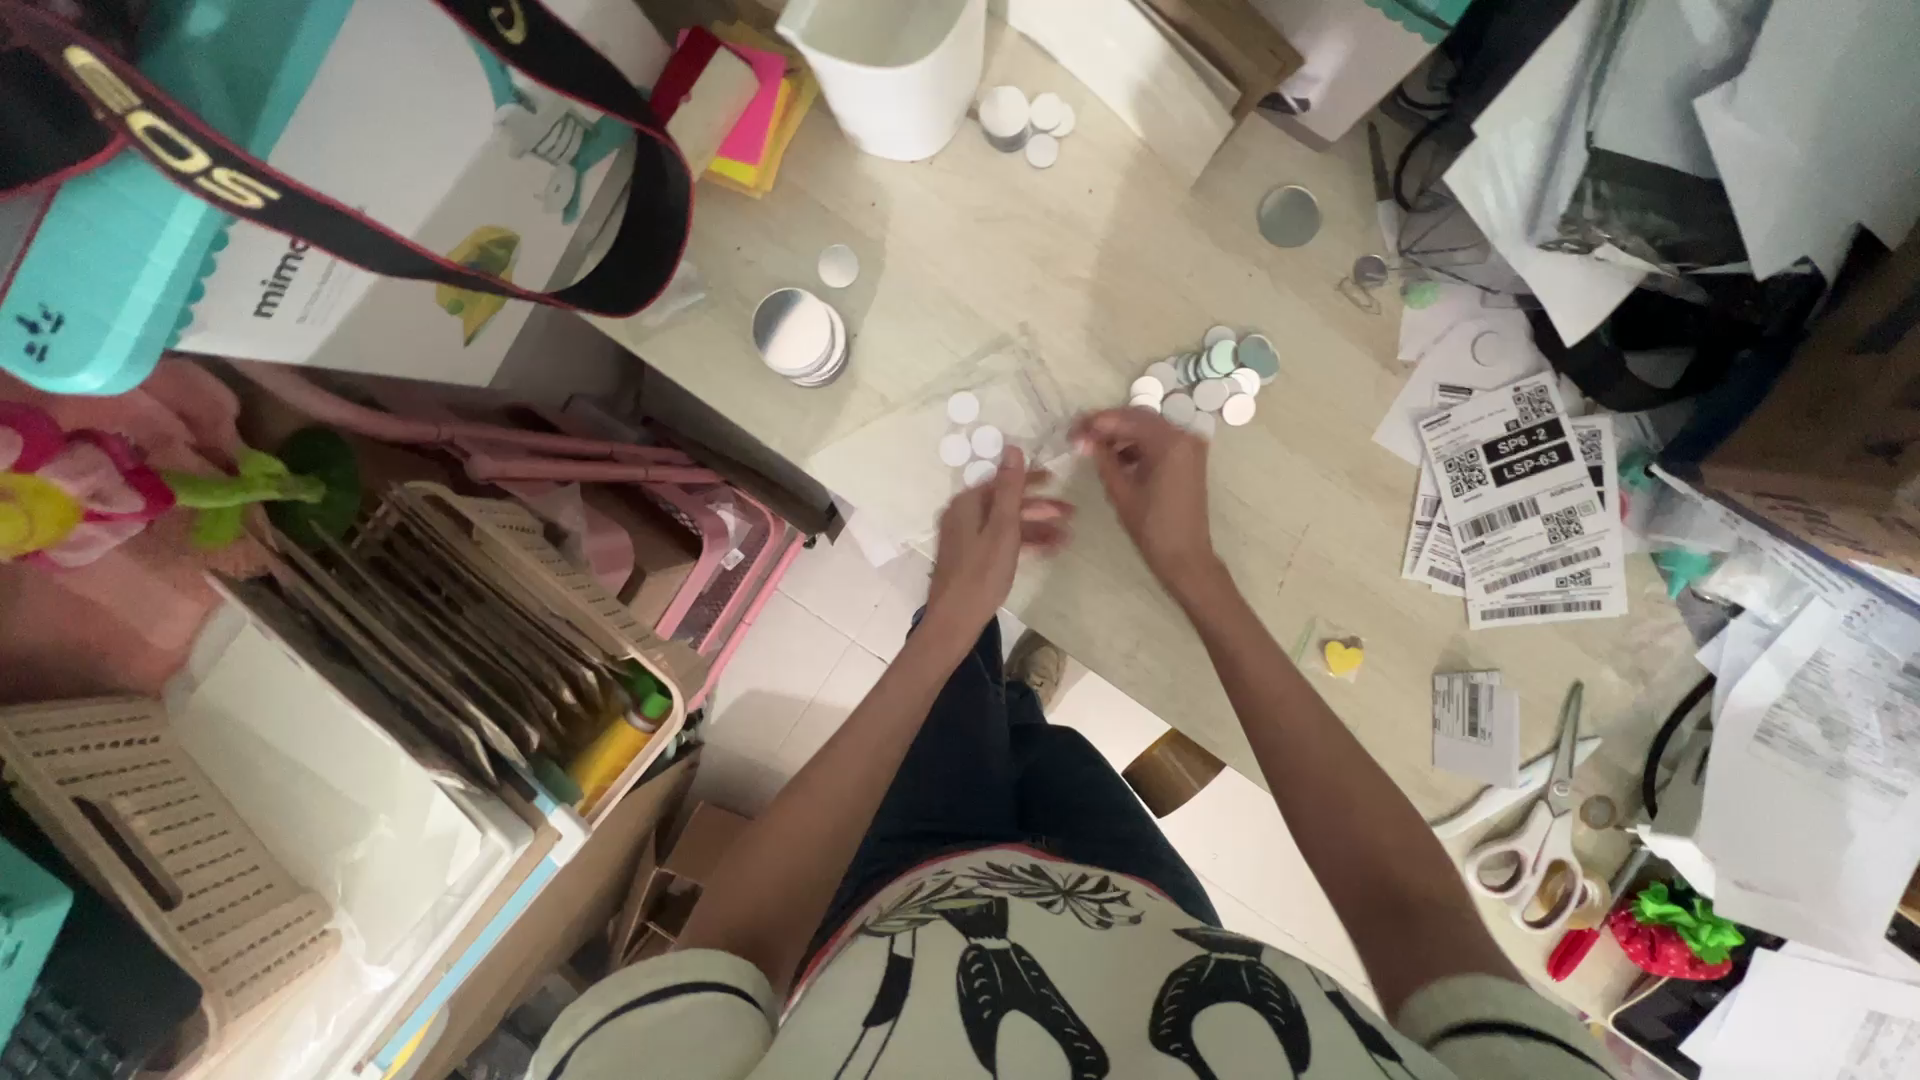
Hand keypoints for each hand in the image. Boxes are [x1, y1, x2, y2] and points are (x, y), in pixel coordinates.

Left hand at [924, 447, 1073, 642]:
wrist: (955, 620)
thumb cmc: (981, 574)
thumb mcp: (1002, 528)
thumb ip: (1009, 488)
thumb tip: (1011, 447)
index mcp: (967, 504)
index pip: (1003, 481)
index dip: (1031, 479)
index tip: (1057, 479)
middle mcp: (963, 515)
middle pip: (1006, 503)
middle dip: (1040, 507)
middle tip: (1071, 513)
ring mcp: (966, 538)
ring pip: (1006, 524)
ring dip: (1036, 528)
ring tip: (1068, 537)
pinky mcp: (971, 558)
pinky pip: (1001, 542)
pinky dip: (1023, 543)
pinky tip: (1048, 550)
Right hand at [1071, 408, 1217, 595]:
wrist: (1185, 555)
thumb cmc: (1151, 527)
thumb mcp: (1120, 491)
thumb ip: (1103, 458)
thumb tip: (1085, 440)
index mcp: (1169, 442)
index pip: (1127, 419)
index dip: (1096, 423)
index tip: (1073, 431)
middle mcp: (1184, 436)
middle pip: (1139, 417)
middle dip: (1108, 425)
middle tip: (1080, 436)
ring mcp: (1189, 447)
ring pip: (1148, 428)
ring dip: (1122, 434)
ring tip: (1095, 449)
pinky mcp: (1188, 458)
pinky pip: (1159, 441)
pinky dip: (1137, 445)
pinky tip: (1117, 458)